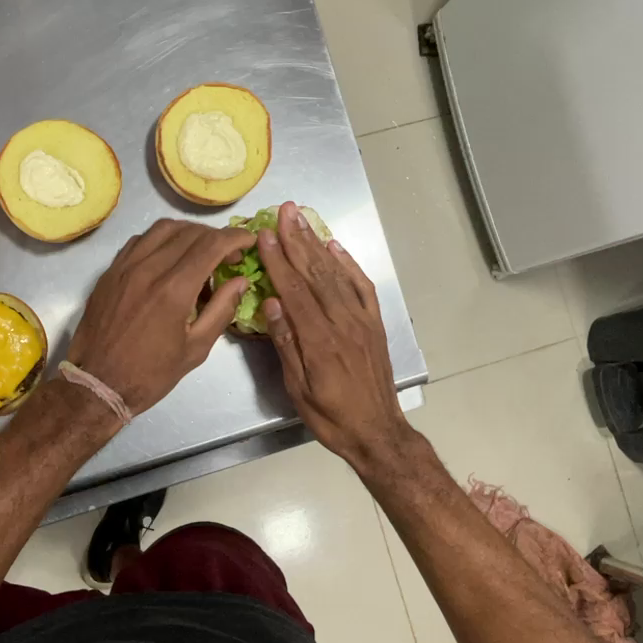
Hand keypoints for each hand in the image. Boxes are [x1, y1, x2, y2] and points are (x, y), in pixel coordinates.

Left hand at [65, 219, 255, 414]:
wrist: (97, 383)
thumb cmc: (150, 374)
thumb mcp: (195, 349)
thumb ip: (221, 310)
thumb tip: (240, 281)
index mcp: (173, 290)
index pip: (211, 245)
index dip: (235, 238)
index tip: (248, 242)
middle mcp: (148, 269)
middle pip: (189, 232)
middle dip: (216, 237)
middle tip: (228, 255)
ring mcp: (125, 267)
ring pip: (163, 229)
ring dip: (188, 233)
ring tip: (200, 251)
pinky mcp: (110, 271)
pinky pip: (140, 241)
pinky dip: (161, 240)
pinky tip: (168, 257)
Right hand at [256, 202, 413, 473]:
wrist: (377, 431)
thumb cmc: (331, 417)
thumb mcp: (299, 389)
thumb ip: (286, 344)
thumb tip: (272, 304)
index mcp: (320, 340)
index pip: (294, 290)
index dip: (278, 260)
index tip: (265, 234)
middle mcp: (343, 322)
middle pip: (316, 273)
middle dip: (298, 240)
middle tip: (285, 211)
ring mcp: (362, 321)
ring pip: (337, 274)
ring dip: (318, 244)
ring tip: (303, 220)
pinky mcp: (375, 324)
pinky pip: (362, 287)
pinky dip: (348, 264)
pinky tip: (334, 247)